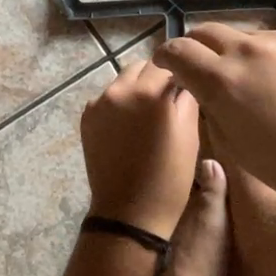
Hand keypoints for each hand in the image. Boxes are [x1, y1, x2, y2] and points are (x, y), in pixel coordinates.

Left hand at [79, 60, 200, 239]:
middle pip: (141, 68)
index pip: (167, 63)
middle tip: (165, 102)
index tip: (185, 87)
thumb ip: (187, 100)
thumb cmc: (168, 178)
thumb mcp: (189, 137)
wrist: (129, 212)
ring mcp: (99, 103)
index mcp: (149, 92)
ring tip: (145, 116)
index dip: (178, 74)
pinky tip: (127, 127)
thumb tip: (185, 81)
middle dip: (154, 78)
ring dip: (135, 89)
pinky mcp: (86, 117)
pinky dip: (118, 104)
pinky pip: (107, 98)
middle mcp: (119, 90)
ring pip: (122, 81)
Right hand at [152, 25, 275, 227]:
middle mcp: (246, 52)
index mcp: (222, 81)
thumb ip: (212, 110)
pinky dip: (262, 56)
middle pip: (205, 32)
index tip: (165, 66)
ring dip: (231, 52)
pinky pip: (271, 42)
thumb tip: (206, 92)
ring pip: (240, 37)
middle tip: (197, 68)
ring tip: (244, 80)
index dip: (165, 57)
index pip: (177, 51)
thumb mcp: (236, 147)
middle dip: (194, 47)